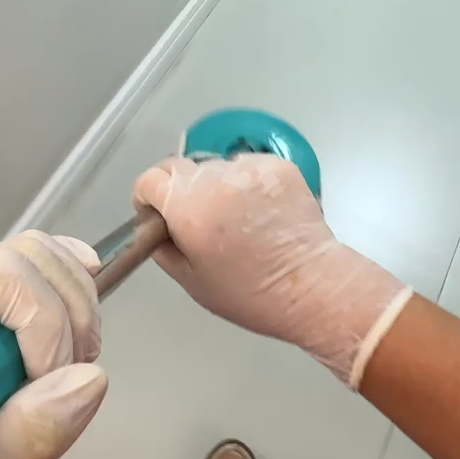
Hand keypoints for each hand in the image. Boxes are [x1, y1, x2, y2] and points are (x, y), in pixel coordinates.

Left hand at [0, 231, 108, 458]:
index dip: (40, 317)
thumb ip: (15, 443)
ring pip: (46, 258)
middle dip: (66, 315)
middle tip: (65, 382)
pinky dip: (79, 297)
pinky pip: (53, 272)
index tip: (52, 377)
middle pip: (26, 256)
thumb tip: (84, 381)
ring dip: (79, 312)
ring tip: (67, 375)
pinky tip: (80, 333)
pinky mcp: (3, 315)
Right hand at [135, 155, 411, 386]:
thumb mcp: (192, 282)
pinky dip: (245, 182)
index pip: (149, 179)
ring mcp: (247, 167)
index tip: (157, 215)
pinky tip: (259, 210)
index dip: (147, 197)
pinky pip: (246, 166)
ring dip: (213, 185)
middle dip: (176, 188)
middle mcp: (213, 178)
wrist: (312, 286)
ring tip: (234, 217)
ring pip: (213, 166)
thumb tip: (155, 226)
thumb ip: (164, 247)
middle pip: (177, 167)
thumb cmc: (248, 293)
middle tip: (193, 216)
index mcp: (187, 208)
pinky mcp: (276, 165)